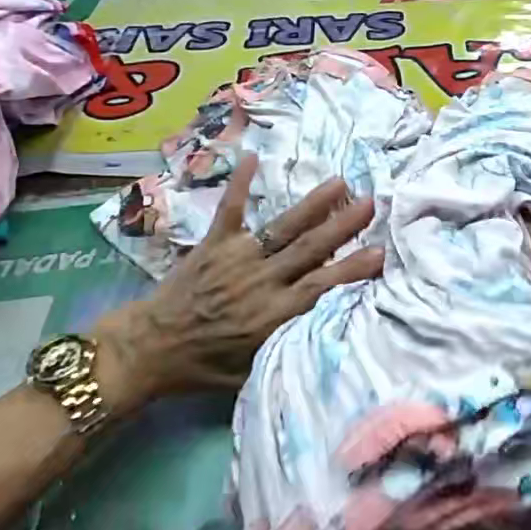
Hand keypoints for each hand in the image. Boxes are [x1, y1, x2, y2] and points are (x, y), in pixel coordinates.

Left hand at [95, 155, 380, 411]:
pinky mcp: (212, 244)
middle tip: (370, 202)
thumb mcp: (251, 373)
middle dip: (342, 226)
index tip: (380, 250)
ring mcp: (235, 258)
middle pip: (308, 249)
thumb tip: (326, 328)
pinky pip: (229, 209)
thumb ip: (287, 348)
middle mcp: (260, 281)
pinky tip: (252, 156)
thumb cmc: (204, 366)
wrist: (150, 347)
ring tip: (339, 182)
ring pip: (281, 227)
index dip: (352, 268)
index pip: (321, 287)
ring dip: (311, 205)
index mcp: (272, 316)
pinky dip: (240, 183)